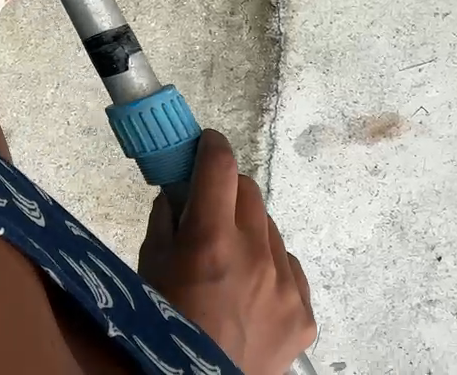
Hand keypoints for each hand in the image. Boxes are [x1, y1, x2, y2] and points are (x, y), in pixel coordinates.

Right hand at [137, 130, 315, 374]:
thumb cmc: (165, 314)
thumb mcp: (151, 259)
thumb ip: (167, 216)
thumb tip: (178, 187)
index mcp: (211, 237)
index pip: (221, 166)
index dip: (212, 145)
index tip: (205, 141)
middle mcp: (256, 254)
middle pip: (249, 191)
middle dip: (226, 186)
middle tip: (208, 201)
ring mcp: (287, 285)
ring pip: (270, 227)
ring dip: (247, 225)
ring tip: (227, 253)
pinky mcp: (305, 312)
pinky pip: (289, 266)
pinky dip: (268, 262)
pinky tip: (248, 283)